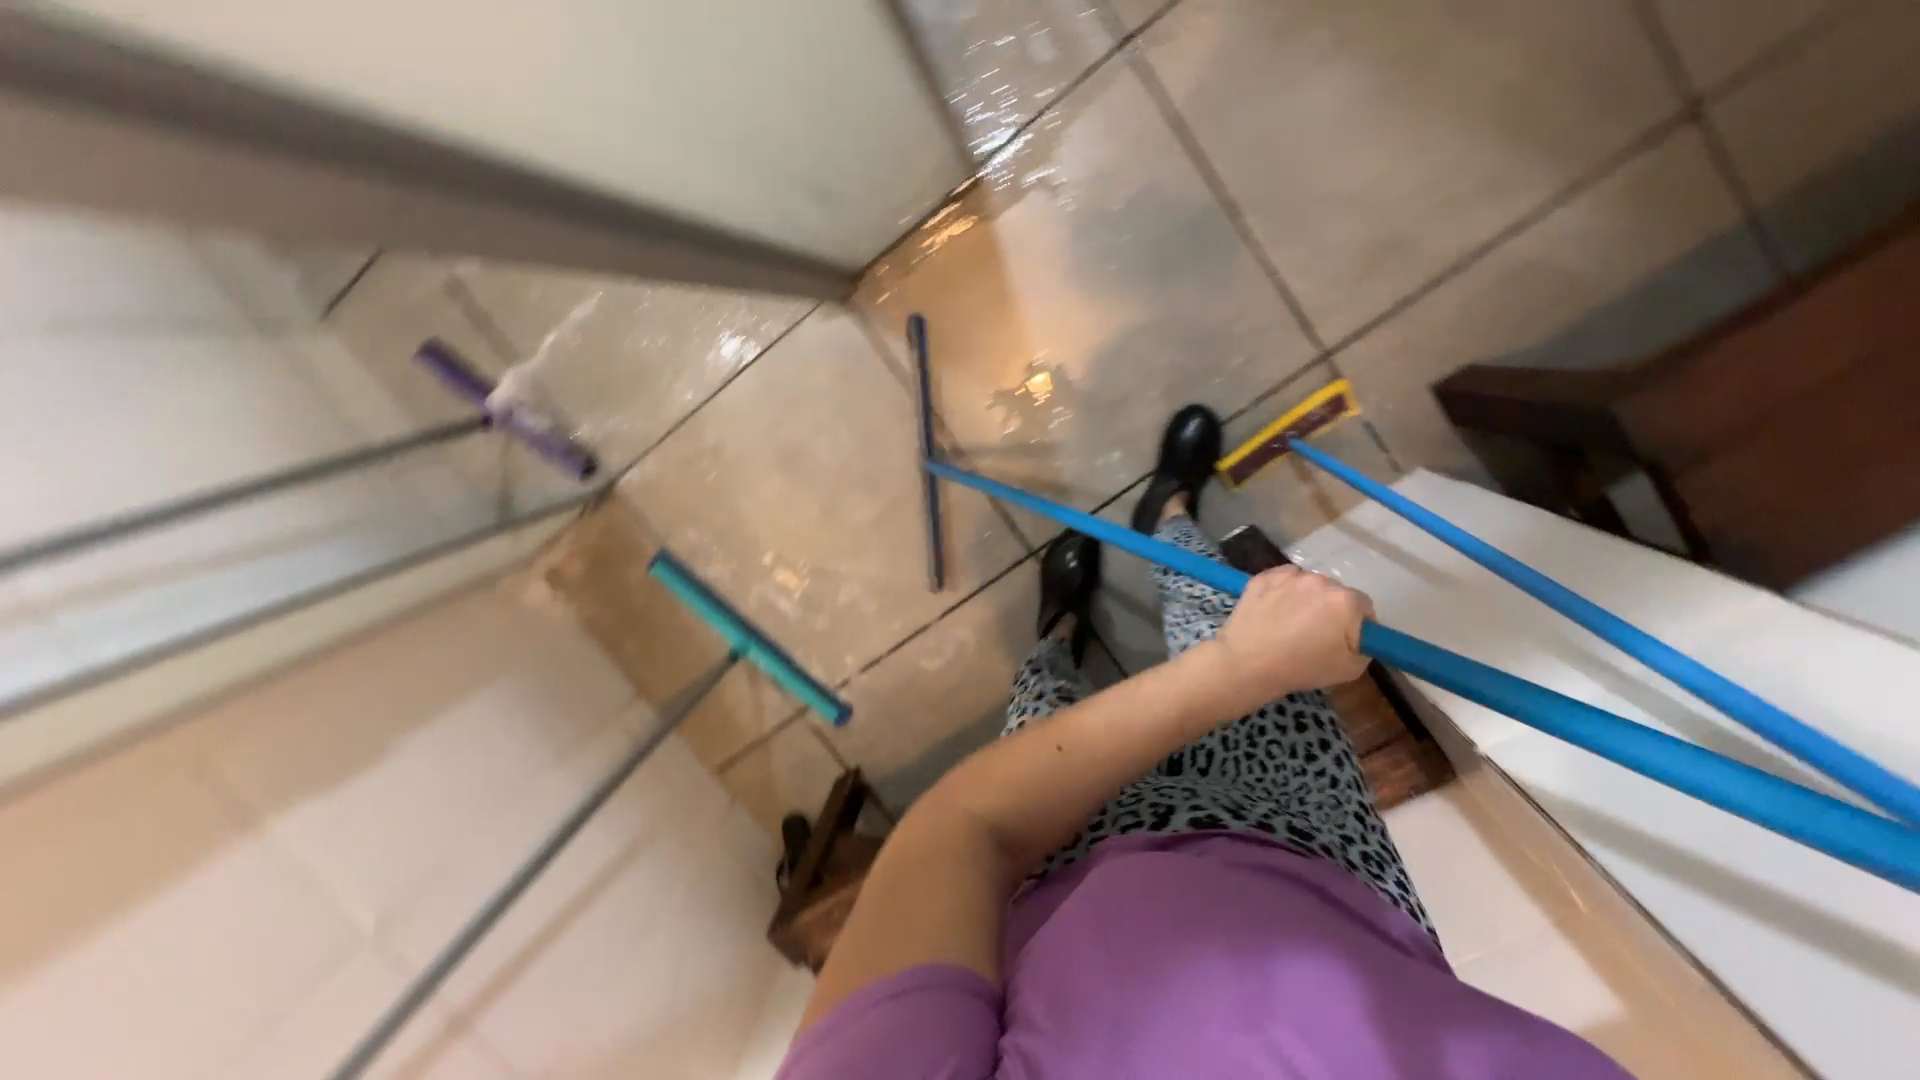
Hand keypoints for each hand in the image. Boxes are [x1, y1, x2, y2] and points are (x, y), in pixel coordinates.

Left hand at [1211, 566, 1372, 703]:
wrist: (1247, 662)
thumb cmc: (1302, 667)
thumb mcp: (1351, 668)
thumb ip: (1366, 646)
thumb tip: (1360, 634)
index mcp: (1346, 601)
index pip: (1364, 607)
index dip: (1357, 624)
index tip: (1344, 640)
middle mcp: (1320, 581)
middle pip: (1335, 593)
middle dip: (1331, 610)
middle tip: (1315, 634)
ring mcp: (1289, 576)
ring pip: (1308, 584)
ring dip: (1306, 598)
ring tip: (1290, 623)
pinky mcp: (1263, 577)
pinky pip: (1283, 579)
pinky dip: (1283, 590)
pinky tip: (1274, 610)